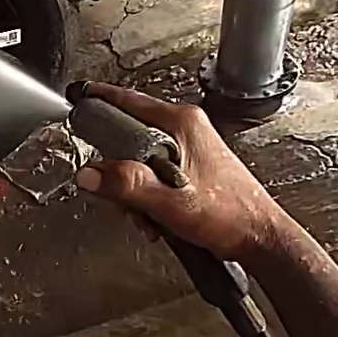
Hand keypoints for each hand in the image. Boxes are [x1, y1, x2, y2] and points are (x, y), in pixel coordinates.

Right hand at [73, 82, 293, 261]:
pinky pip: (153, 173)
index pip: (130, 100)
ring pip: (139, 159)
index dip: (101, 100)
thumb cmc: (229, 214)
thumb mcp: (169, 199)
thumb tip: (90, 174)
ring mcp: (188, 148)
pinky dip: (147, 196)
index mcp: (181, 123)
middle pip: (129, 135)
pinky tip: (155, 218)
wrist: (258, 237)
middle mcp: (185, 129)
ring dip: (133, 190)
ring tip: (146, 214)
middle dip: (118, 170)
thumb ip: (126, 185)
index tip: (79, 98)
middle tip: (118, 193)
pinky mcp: (190, 167)